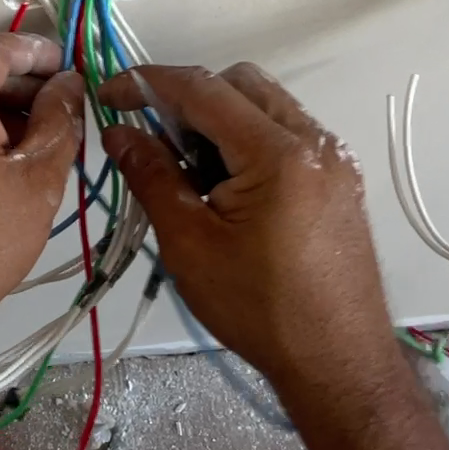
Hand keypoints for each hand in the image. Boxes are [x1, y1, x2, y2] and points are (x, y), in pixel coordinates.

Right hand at [97, 64, 448, 449]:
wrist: (341, 368)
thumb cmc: (259, 308)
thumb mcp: (189, 242)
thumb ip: (151, 175)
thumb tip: (117, 131)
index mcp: (278, 153)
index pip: (201, 89)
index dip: (147, 82)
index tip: (108, 96)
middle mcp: (314, 140)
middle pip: (238, 82)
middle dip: (187, 96)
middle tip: (156, 138)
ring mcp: (333, 157)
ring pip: (263, 102)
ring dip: (217, 116)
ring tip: (191, 168)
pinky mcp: (339, 177)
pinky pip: (283, 129)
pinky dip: (245, 136)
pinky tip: (226, 184)